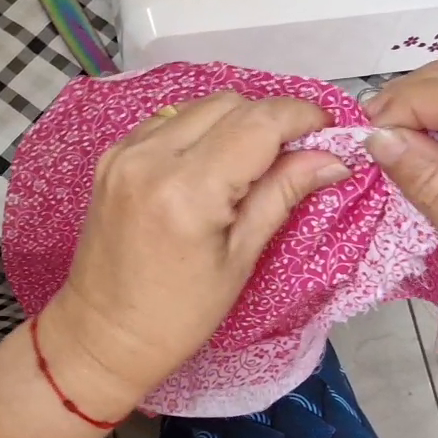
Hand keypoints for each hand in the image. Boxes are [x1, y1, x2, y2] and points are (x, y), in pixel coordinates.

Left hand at [40, 91, 348, 413]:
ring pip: (199, 106)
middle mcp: (150, 158)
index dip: (303, 118)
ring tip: (253, 163)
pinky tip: (210, 163)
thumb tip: (334, 158)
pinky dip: (198, 129)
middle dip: (271, 120)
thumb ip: (283, 194)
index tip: (329, 132)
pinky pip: (168, 120)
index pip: (259, 123)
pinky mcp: (112, 157)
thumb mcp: (241, 259)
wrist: (102, 334)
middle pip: (230, 104)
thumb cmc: (177, 316)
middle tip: (294, 155)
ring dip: (235, 121)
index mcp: (186, 190)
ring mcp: (124, 152)